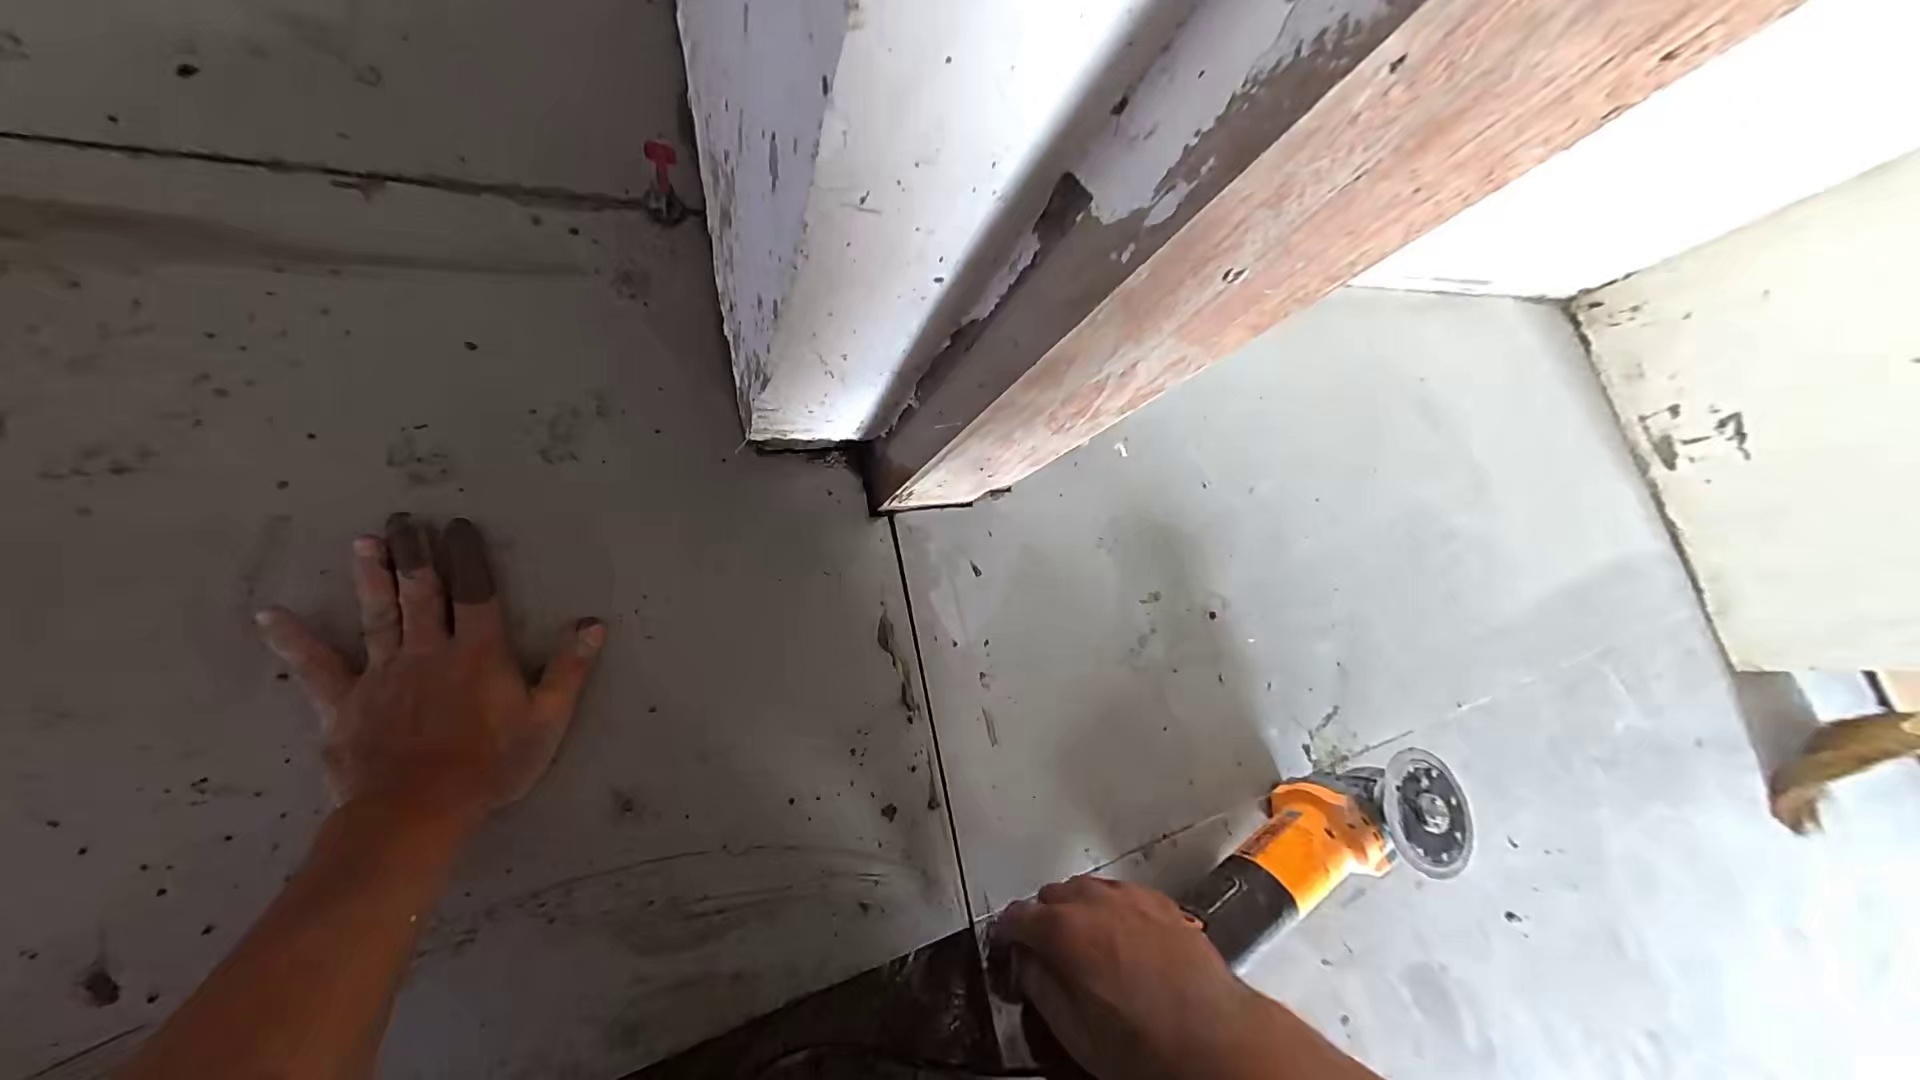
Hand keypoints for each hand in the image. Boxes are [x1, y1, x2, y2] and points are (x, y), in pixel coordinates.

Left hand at [255, 513, 605, 826]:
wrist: (418, 812)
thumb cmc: (493, 764)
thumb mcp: (549, 718)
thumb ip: (570, 668)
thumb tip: (594, 624)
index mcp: (479, 653)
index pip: (476, 594)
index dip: (469, 558)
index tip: (459, 527)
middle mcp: (430, 652)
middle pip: (423, 594)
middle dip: (417, 555)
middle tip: (406, 520)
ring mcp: (383, 675)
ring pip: (378, 616)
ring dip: (372, 578)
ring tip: (365, 541)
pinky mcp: (344, 704)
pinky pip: (316, 668)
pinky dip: (295, 641)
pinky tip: (271, 616)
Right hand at [998, 876, 1378, 1079]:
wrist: (1216, 1040)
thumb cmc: (1146, 1045)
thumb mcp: (1074, 1030)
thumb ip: (1039, 985)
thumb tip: (1026, 962)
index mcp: (1065, 930)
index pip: (1017, 915)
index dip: (1006, 932)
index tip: (1005, 943)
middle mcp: (1094, 901)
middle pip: (1050, 895)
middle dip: (1042, 919)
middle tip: (1046, 951)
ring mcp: (1129, 896)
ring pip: (1085, 889)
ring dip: (1076, 910)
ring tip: (1086, 946)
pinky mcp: (1159, 901)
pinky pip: (1120, 894)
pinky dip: (1110, 909)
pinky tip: (1122, 940)